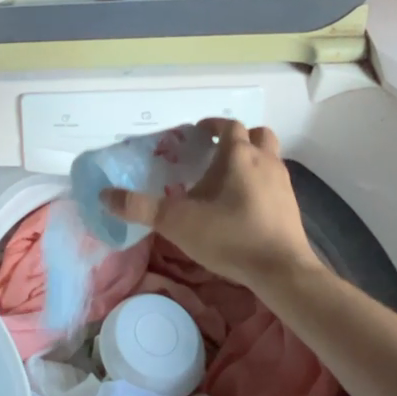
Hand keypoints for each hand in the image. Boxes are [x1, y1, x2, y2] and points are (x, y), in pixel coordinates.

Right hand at [102, 118, 318, 286]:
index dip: (213, 126)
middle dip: (239, 138)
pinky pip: (276, 183)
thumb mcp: (176, 221)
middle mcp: (264, 161)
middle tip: (217, 152)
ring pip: (270, 157)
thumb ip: (139, 207)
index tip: (198, 133)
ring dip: (254, 159)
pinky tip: (246, 205)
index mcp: (238, 154)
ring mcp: (283, 184)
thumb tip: (104, 196)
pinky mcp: (292, 207)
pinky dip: (262, 184)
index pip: (229, 125)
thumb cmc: (229, 235)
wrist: (281, 270)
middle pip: (257, 135)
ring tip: (231, 178)